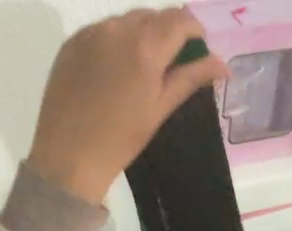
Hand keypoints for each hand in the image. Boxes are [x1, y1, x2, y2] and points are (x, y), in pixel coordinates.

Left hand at [26, 8, 227, 203]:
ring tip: (140, 71)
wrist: (69, 154)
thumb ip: (190, 79)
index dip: (194, 31)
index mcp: (145, 47)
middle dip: (167, 33)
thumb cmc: (121, 139)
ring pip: (127, 20)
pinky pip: (103, 30)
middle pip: (153, 16)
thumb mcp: (160, 109)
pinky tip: (114, 73)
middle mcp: (118, 28)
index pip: (179, 19)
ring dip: (141, 36)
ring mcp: (92, 32)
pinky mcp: (73, 41)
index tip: (196, 51)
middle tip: (169, 66)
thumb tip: (222, 64)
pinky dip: (117, 42)